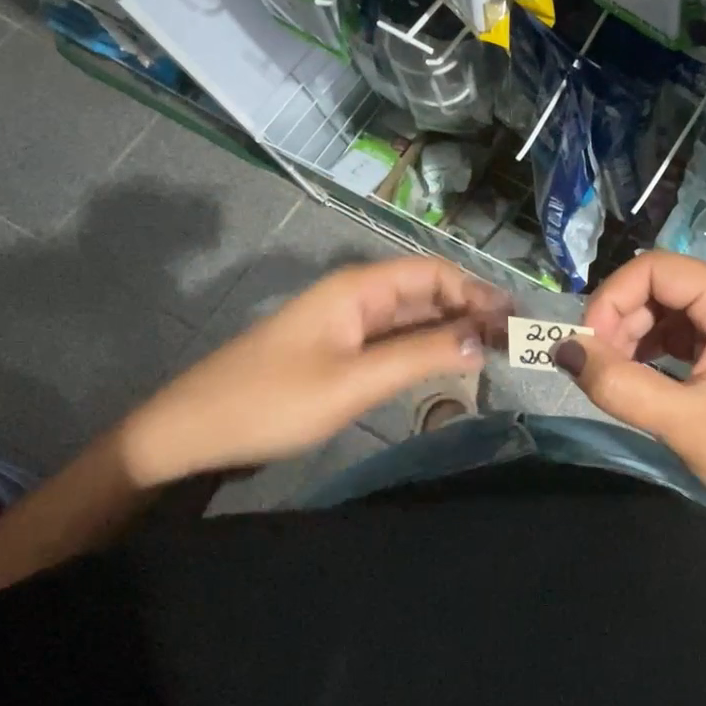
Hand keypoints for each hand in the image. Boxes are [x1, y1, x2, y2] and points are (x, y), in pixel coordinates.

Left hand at [119, 257, 508, 484]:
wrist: (190, 433)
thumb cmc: (271, 402)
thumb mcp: (354, 381)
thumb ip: (421, 356)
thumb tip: (484, 341)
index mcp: (357, 289)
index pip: (434, 272)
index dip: (478, 290)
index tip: (515, 319)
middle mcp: (356, 297)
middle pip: (428, 290)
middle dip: (472, 308)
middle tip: (513, 339)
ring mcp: (347, 324)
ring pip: (414, 315)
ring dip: (454, 328)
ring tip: (495, 350)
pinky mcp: (341, 350)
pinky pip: (397, 338)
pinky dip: (429, 346)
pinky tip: (453, 362)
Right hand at [559, 252, 705, 521]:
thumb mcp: (682, 422)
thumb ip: (620, 385)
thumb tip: (563, 351)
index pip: (657, 269)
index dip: (613, 298)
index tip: (589, 345)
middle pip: (661, 286)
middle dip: (621, 320)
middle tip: (599, 370)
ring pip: (668, 311)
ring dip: (634, 337)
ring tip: (617, 379)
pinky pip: (683, 334)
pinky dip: (654, 351)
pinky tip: (641, 380)